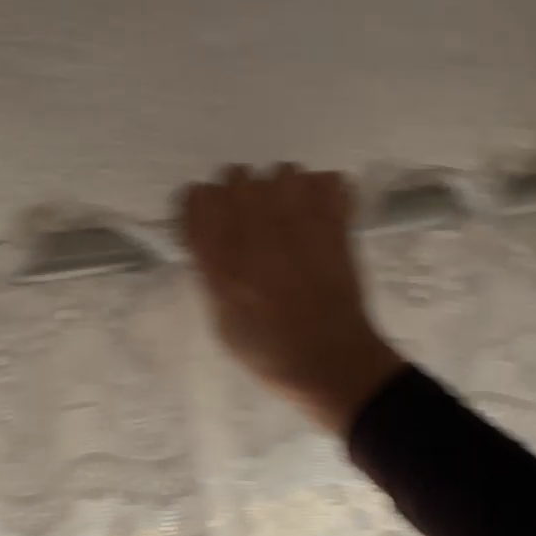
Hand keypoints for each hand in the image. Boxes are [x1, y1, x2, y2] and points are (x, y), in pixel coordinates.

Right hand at [178, 164, 405, 435]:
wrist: (331, 362)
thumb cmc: (270, 353)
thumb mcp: (222, 321)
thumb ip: (214, 274)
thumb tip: (213, 242)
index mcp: (221, 258)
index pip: (197, 197)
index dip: (203, 209)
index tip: (211, 225)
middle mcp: (256, 231)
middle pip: (237, 176)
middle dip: (241, 196)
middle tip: (253, 225)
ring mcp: (300, 223)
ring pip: (283, 172)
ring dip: (283, 191)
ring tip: (290, 221)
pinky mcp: (338, 224)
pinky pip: (329, 180)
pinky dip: (324, 193)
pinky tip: (321, 218)